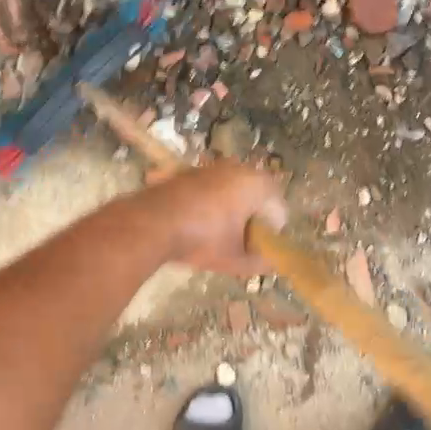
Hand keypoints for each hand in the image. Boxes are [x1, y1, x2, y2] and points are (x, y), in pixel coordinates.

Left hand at [130, 163, 285, 275]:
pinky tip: (195, 224)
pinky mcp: (188, 171)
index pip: (279, 211)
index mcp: (257, 184)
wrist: (151, 223)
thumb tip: (270, 263)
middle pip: (256, 197)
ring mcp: (211, 166)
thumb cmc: (202, 239)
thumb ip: (259, 263)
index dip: (272, 234)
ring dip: (230, 210)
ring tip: (216, 235)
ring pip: (232, 191)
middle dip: (251, 219)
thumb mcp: (235, 260)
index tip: (257, 250)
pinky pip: (209, 189)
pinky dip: (208, 204)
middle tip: (239, 243)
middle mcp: (238, 168)